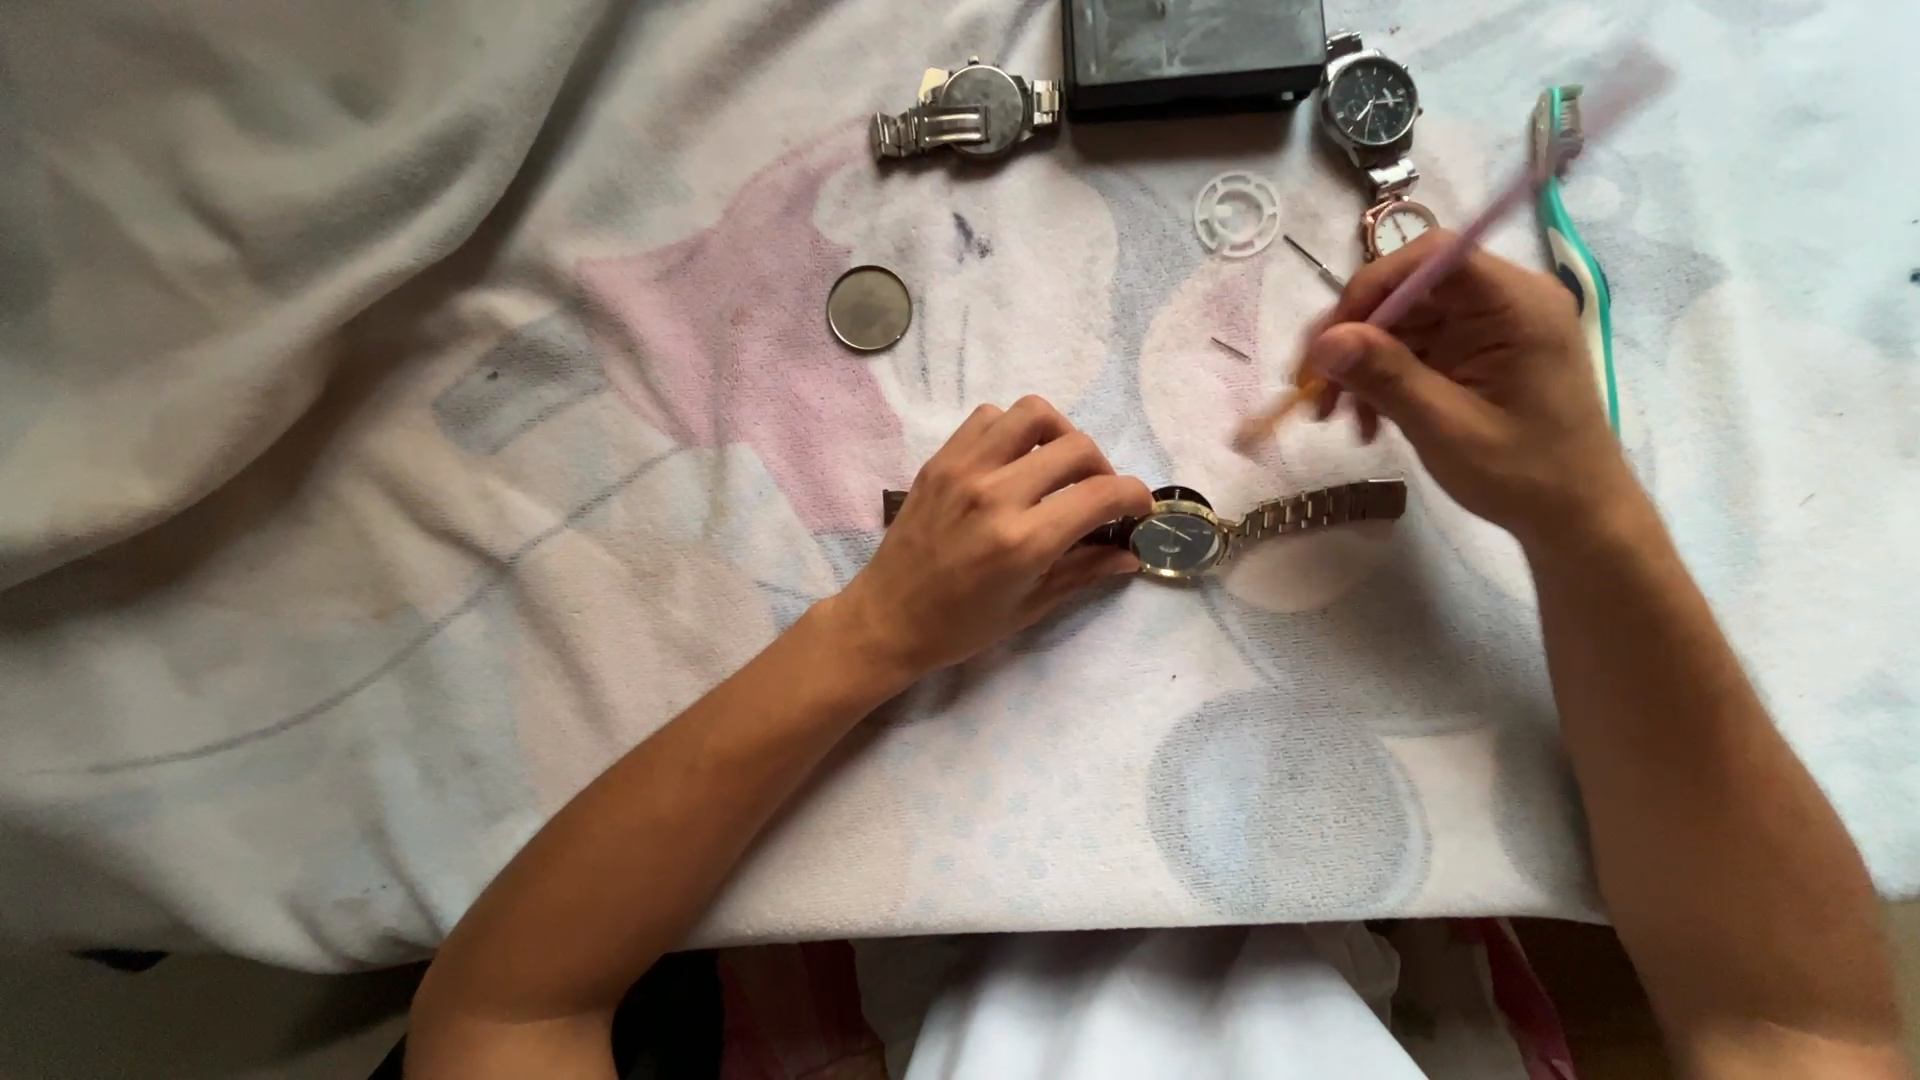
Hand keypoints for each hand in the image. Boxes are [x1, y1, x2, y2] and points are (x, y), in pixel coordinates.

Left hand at [829, 396, 1151, 680]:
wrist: (887, 617)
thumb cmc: (961, 626)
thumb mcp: (1031, 606)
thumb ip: (1084, 571)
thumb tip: (1131, 554)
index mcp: (1023, 541)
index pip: (1102, 493)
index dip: (1134, 496)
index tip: (1137, 509)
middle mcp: (996, 494)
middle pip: (1077, 446)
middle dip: (1103, 469)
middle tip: (1096, 495)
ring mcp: (964, 469)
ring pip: (1033, 413)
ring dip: (1060, 434)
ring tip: (1057, 466)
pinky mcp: (940, 460)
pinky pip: (988, 418)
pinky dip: (1013, 430)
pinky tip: (1014, 461)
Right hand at [1302, 230, 1642, 549]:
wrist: (1571, 514)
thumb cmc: (1521, 473)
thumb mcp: (1444, 427)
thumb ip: (1386, 377)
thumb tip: (1324, 342)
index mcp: (1515, 305)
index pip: (1432, 258)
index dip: (1371, 287)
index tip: (1329, 341)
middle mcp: (1502, 302)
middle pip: (1406, 290)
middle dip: (1352, 336)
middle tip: (1311, 387)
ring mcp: (1486, 328)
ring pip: (1399, 322)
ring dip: (1358, 365)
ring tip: (1333, 416)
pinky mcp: (1472, 353)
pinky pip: (1410, 350)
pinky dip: (1378, 380)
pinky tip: (1365, 421)